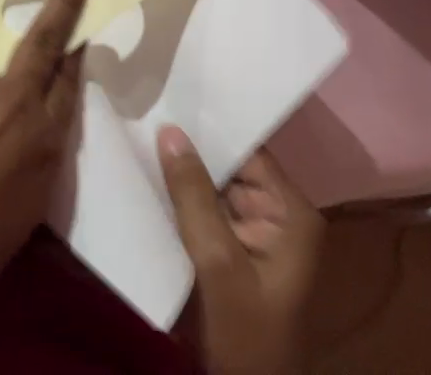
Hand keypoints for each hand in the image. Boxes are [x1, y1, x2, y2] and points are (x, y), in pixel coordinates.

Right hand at [159, 125, 323, 374]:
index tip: (170, 96)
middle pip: (230, 167)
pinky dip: (178, 197)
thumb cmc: (246, 332)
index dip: (211, 126)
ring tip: (138, 131)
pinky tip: (146, 174)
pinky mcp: (230, 251)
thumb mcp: (218, 262)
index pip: (250, 151)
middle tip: (144, 109)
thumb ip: (193, 196)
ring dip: (180, 170)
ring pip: (212, 187)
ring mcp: (253, 234)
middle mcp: (278, 216)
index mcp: (293, 214)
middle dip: (190, 146)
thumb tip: (168, 130)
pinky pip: (203, 211)